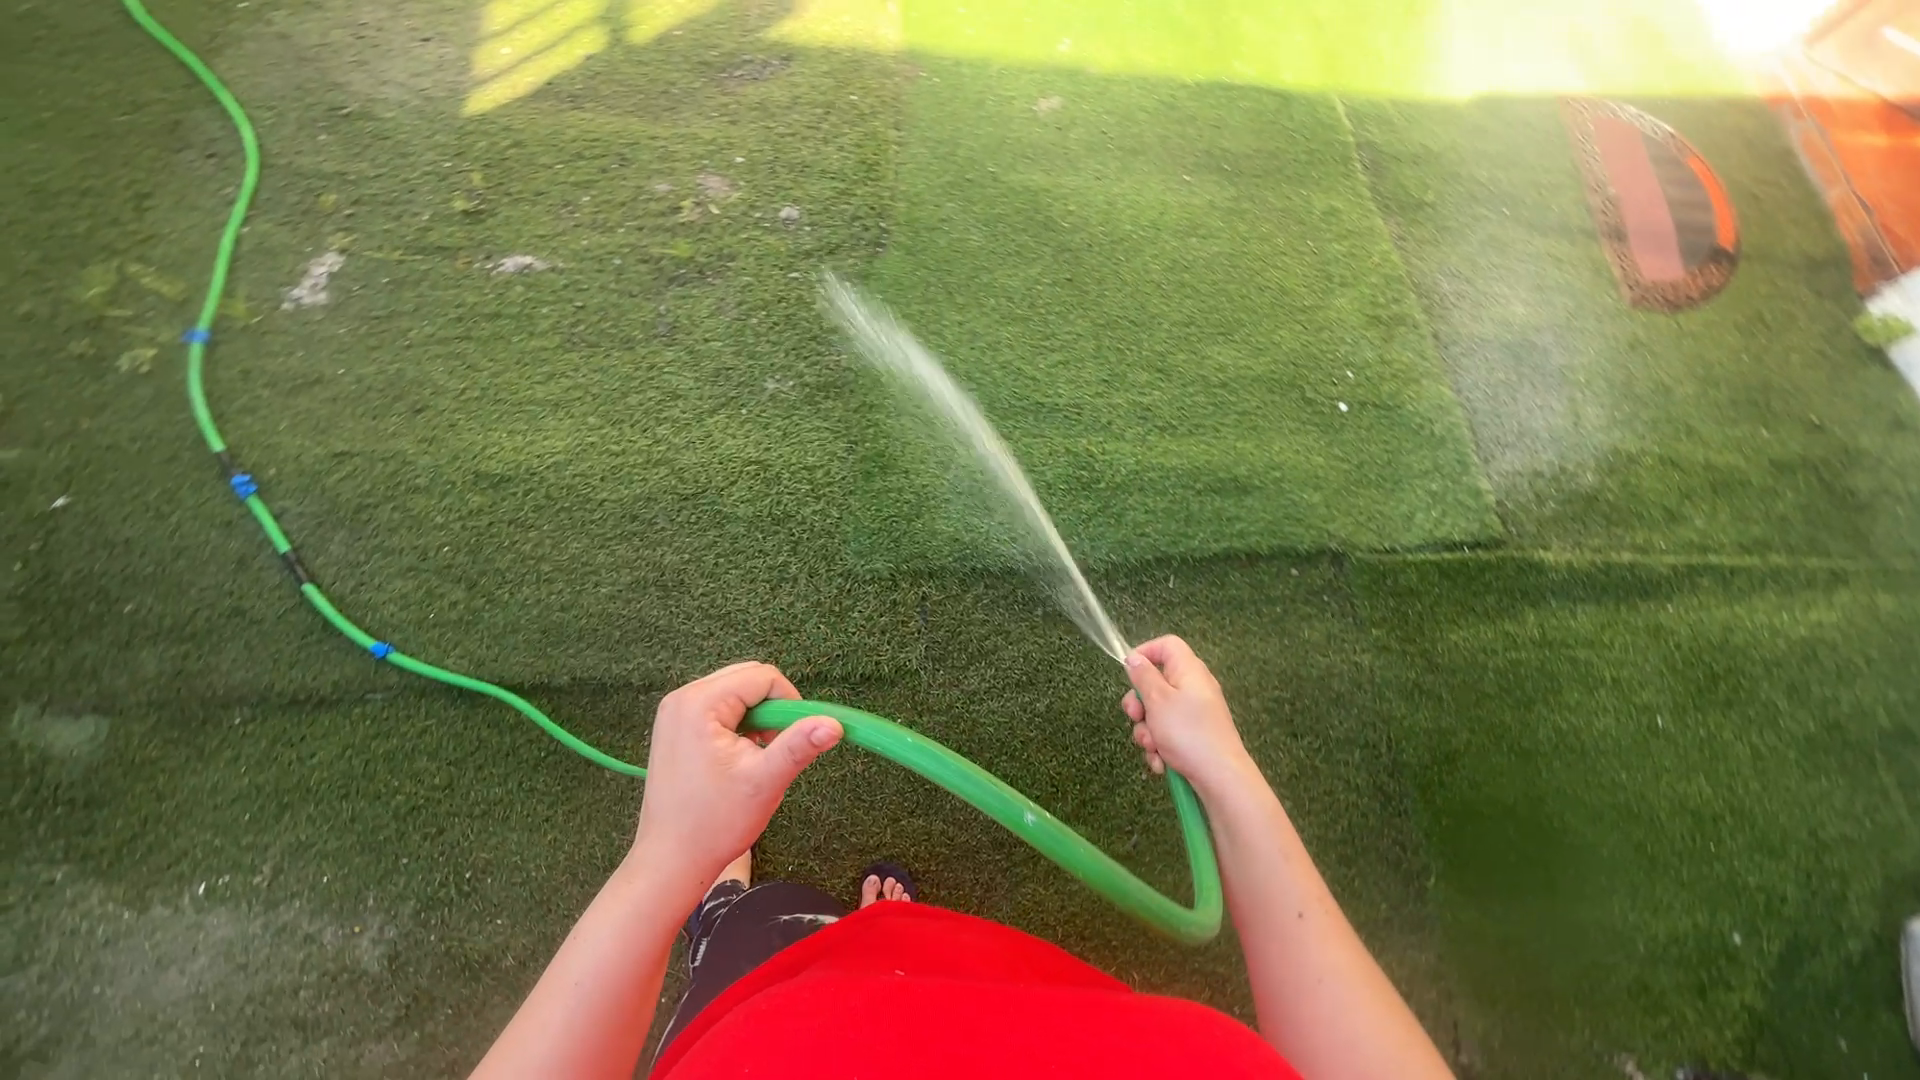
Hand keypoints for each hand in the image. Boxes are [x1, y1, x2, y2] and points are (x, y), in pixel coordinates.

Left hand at [633, 662, 841, 880]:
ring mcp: (675, 711)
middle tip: (773, 749)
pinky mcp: (676, 726)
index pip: (763, 677)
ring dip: (757, 717)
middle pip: (748, 678)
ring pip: (736, 691)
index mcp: (699, 703)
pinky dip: (740, 724)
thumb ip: (799, 745)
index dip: (789, 703)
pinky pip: (720, 706)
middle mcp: (682, 697)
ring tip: (756, 756)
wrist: (671, 860)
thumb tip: (834, 723)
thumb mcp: (765, 780)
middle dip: (771, 708)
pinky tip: (739, 757)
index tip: (791, 741)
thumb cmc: (715, 823)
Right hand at [1122, 636, 1260, 800]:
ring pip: (1157, 713)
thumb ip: (1143, 676)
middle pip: (1156, 682)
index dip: (1145, 652)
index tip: (1128, 672)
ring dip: (1147, 731)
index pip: (1167, 645)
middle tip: (1136, 716)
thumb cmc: (1188, 733)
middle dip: (1140, 704)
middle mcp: (1193, 688)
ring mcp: (1194, 714)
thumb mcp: (1158, 700)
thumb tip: (1134, 658)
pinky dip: (1160, 747)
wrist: (1220, 778)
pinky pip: (1167, 733)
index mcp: (1189, 671)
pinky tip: (1161, 762)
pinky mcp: (1193, 737)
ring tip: (1153, 747)